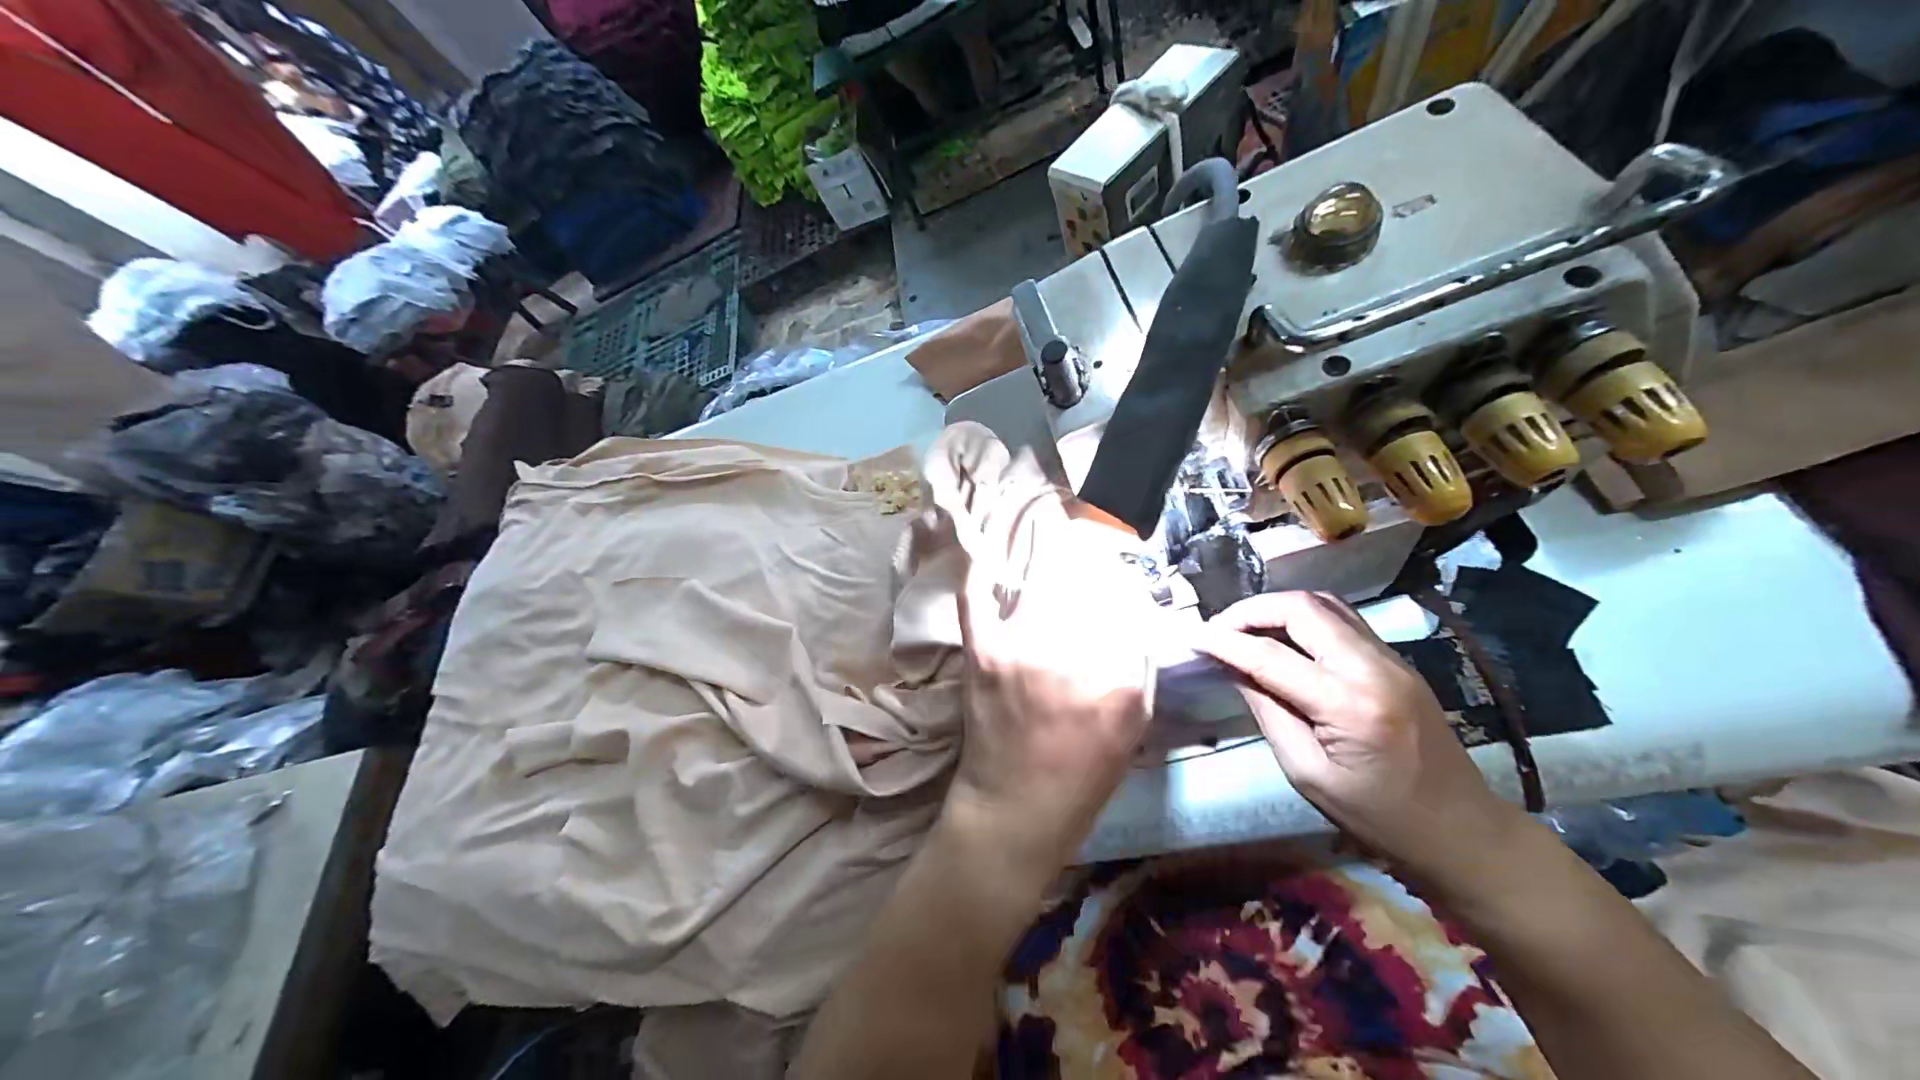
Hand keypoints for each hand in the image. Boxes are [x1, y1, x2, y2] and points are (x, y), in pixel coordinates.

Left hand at [946, 500, 1155, 883]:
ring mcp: (1014, 644)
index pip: (1119, 586)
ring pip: (1032, 565)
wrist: (1016, 804)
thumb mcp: (1137, 715)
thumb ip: (1139, 650)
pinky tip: (990, 527)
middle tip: (1076, 508)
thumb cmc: (1086, 768)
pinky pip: (979, 587)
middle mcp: (1065, 649)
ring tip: (1038, 496)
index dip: (1114, 551)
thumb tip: (1127, 591)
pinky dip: (984, 554)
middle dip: (1079, 528)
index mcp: (1115, 670)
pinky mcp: (979, 647)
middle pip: (1076, 564)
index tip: (1111, 531)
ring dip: (1038, 527)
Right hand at [1197, 591, 1517, 871]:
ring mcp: (1391, 658)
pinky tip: (1283, 637)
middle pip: (1301, 608)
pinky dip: (1304, 617)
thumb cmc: (1378, 818)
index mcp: (1349, 704)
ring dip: (1278, 608)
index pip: (1270, 656)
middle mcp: (1373, 667)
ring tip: (1244, 628)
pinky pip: (1343, 619)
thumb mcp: (1308, 774)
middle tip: (1218, 629)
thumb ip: (1268, 713)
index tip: (1192, 637)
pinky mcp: (1396, 660)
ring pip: (1325, 603)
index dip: (1224, 642)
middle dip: (1250, 611)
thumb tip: (1235, 669)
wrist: (1463, 831)